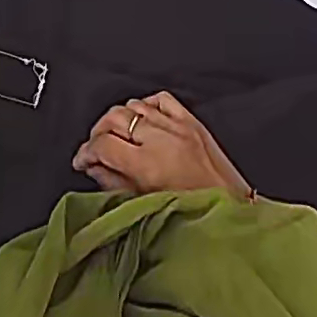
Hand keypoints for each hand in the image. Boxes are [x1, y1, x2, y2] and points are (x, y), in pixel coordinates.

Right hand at [71, 91, 252, 198]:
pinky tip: (142, 118)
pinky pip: (160, 99)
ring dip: (119, 118)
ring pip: (133, 105)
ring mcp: (178, 126)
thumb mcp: (145, 206)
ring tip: (117, 135)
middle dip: (98, 132)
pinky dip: (146, 105)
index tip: (82, 159)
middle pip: (114, 118)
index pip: (103, 143)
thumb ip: (113, 183)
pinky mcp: (192, 121)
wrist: (234, 213)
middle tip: (96, 147)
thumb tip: (94, 166)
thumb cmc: (193, 217)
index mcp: (148, 166)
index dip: (86, 150)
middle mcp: (162, 140)